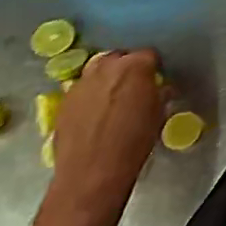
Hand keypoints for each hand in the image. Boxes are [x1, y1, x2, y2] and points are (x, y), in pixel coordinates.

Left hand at [51, 49, 163, 218]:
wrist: (93, 170)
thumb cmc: (134, 143)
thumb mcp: (157, 117)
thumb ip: (159, 95)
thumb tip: (160, 90)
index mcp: (134, 67)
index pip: (148, 55)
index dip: (153, 67)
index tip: (156, 78)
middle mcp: (105, 67)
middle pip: (119, 57)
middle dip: (128, 67)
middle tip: (135, 87)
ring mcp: (81, 82)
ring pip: (97, 70)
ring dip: (107, 78)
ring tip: (114, 98)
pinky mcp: (65, 99)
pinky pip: (82, 89)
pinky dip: (91, 95)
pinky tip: (96, 114)